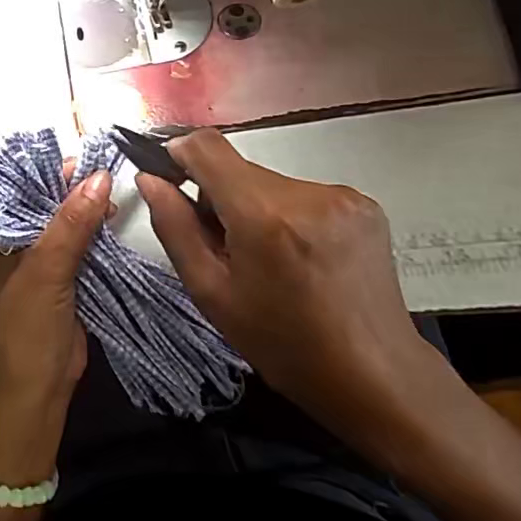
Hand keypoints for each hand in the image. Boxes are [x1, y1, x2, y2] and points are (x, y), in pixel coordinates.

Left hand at [0, 169, 111, 484]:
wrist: (37, 392)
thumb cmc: (26, 331)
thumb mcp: (45, 273)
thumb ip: (70, 225)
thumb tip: (98, 177)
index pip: (17, 190)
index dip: (46, 169)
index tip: (84, 152)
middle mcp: (12, 245)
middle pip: (43, 204)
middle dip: (72, 186)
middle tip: (107, 166)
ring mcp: (39, 262)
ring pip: (65, 224)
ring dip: (87, 208)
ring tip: (115, 187)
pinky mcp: (63, 279)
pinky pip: (81, 246)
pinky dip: (96, 232)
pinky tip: (115, 216)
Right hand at [135, 130, 460, 438]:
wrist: (370, 373)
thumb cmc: (282, 343)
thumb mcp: (211, 292)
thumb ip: (175, 228)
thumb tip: (150, 180)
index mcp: (264, 216)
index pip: (207, 147)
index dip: (180, 155)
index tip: (172, 180)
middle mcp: (306, 193)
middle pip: (239, 169)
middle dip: (220, 198)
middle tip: (225, 249)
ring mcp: (342, 195)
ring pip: (270, 182)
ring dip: (256, 208)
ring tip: (268, 260)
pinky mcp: (364, 204)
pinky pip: (303, 194)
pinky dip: (288, 215)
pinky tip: (299, 257)